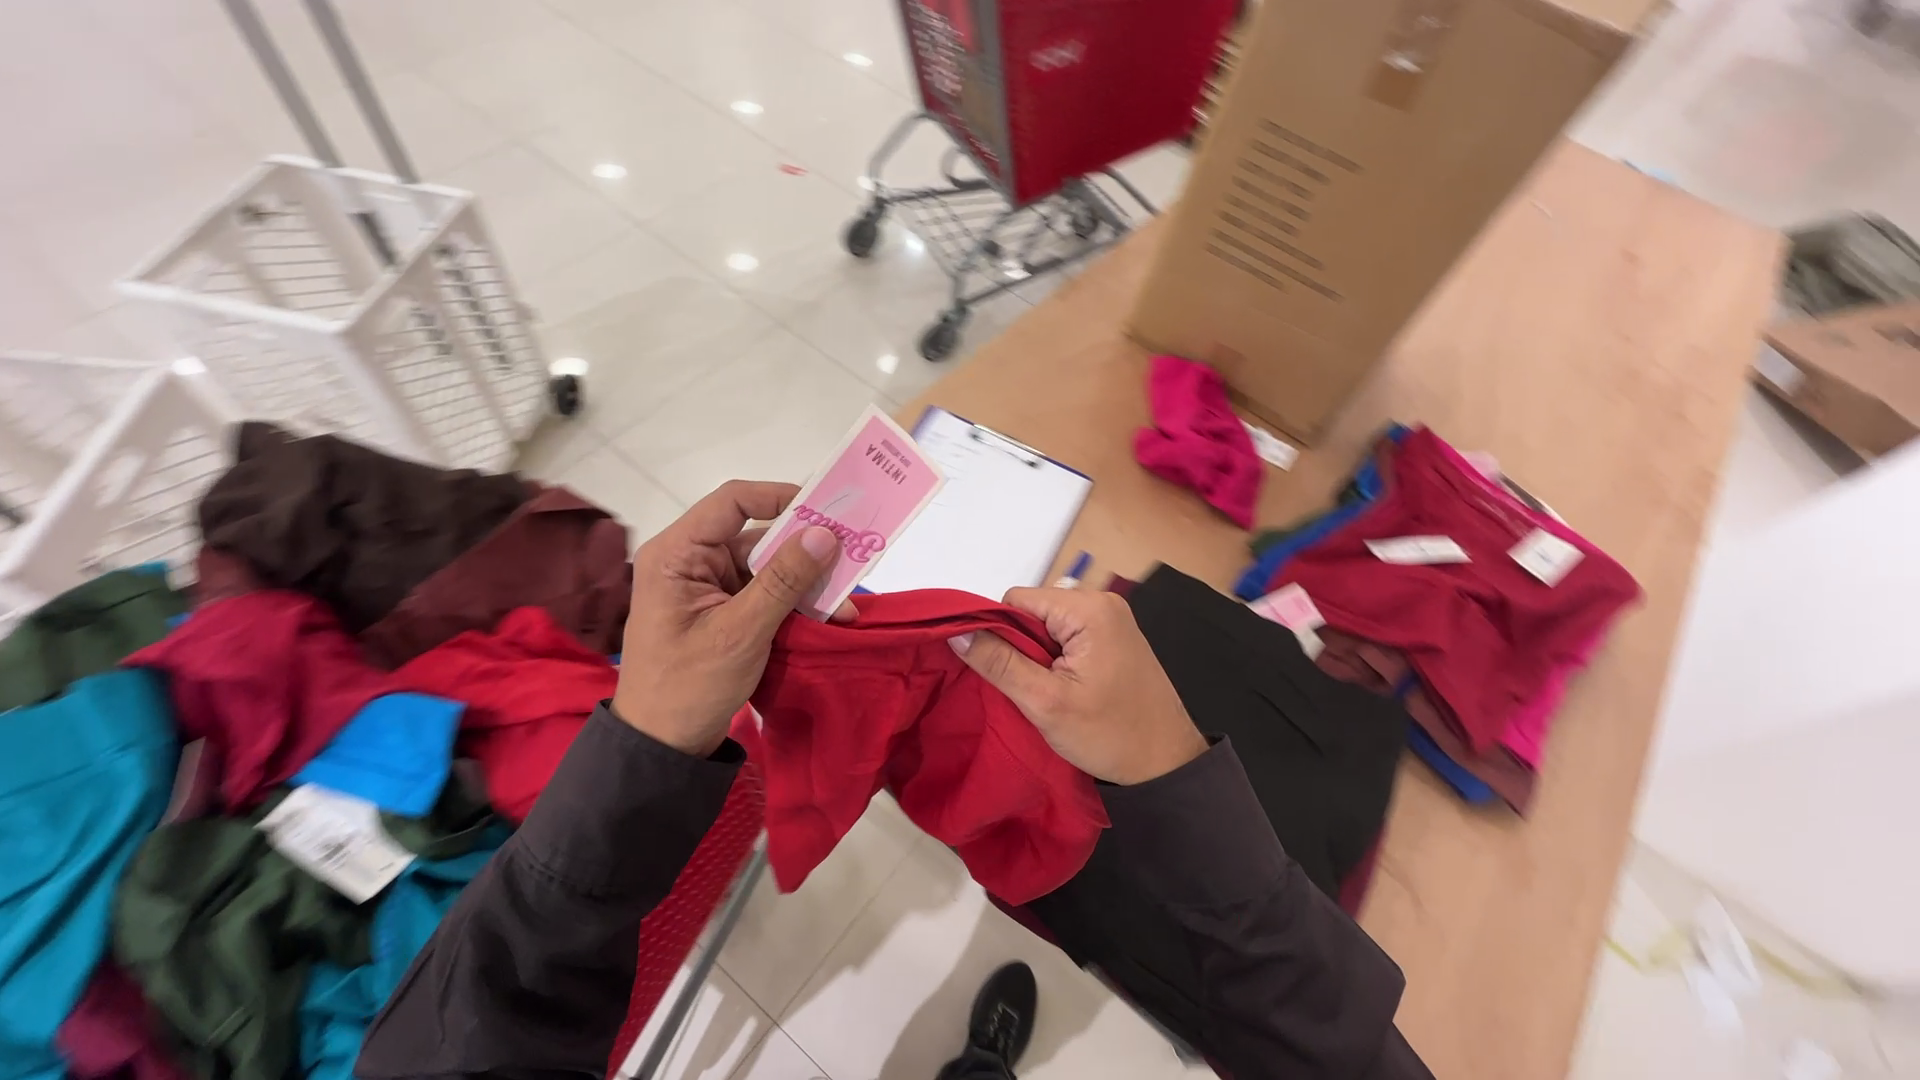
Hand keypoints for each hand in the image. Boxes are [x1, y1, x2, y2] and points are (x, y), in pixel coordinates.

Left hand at [611, 480, 852, 756]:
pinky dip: (797, 603)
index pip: (732, 502)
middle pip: (757, 537)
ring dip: (808, 583)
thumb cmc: (690, 685)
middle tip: (852, 558)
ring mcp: (710, 587)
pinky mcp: (725, 611)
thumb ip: (784, 580)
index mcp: (679, 554)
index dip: (780, 497)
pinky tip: (830, 617)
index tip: (826, 510)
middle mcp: (693, 561)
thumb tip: (825, 534)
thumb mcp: (741, 632)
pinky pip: (768, 593)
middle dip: (806, 551)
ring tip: (847, 603)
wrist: (664, 745)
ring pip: (769, 568)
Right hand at [950, 587, 1206, 784]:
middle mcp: (1102, 601)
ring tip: (1050, 690)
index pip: (1017, 600)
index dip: (1000, 633)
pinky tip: (1065, 687)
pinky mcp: (1115, 636)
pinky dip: (1056, 658)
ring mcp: (1112, 618)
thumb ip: (999, 662)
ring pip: (1047, 624)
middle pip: (1033, 609)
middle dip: (1022, 645)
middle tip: (1033, 688)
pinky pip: (1067, 634)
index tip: (1008, 672)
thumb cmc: (1108, 734)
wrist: (1166, 764)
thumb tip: (957, 633)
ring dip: (1038, 654)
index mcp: (1089, 609)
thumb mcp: (1044, 702)